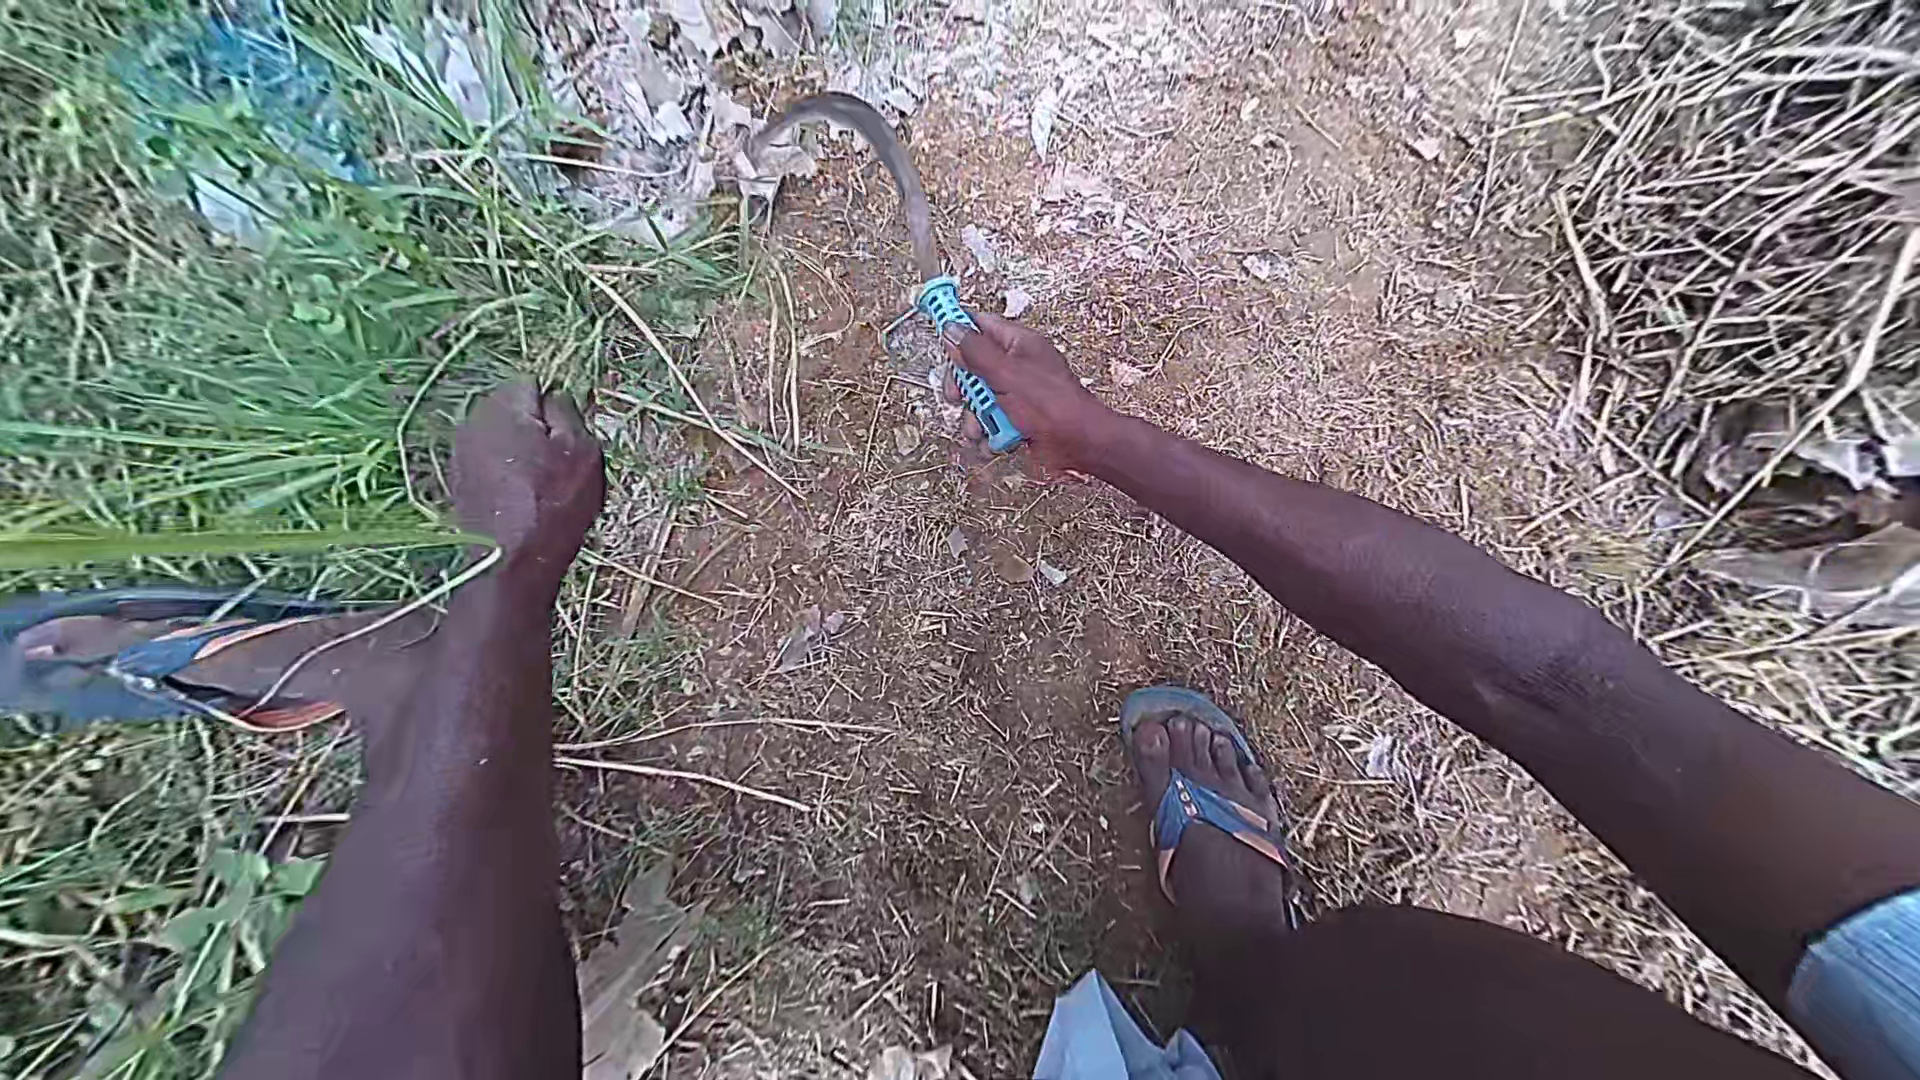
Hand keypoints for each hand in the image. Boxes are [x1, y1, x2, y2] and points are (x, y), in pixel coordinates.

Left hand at [450, 383, 605, 589]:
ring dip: (525, 450)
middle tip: (563, 460)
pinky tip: (526, 495)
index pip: (533, 384)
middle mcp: (472, 422)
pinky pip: (494, 460)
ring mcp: (461, 451)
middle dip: (539, 427)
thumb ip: (568, 411)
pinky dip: (511, 470)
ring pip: (505, 436)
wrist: (513, 558)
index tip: (572, 434)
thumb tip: (556, 395)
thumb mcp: (582, 449)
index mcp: (502, 408)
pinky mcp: (460, 478)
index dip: (557, 406)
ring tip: (546, 481)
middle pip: (515, 410)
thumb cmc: (555, 501)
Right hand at [942, 312, 1112, 471]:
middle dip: (962, 387)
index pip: (980, 325)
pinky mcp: (1015, 420)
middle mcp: (1015, 366)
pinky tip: (994, 441)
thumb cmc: (1053, 406)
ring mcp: (1015, 395)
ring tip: (982, 429)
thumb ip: (976, 352)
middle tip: (958, 397)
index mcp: (1018, 344)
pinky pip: (989, 423)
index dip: (956, 327)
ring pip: (977, 400)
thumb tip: (951, 329)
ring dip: (974, 418)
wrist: (1079, 445)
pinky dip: (988, 434)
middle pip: (971, 367)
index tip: (936, 327)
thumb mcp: (1007, 374)